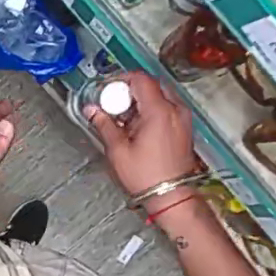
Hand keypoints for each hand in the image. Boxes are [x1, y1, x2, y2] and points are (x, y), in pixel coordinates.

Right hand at [86, 72, 198, 205]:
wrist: (171, 196)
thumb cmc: (148, 177)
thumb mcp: (118, 150)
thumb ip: (103, 124)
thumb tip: (91, 110)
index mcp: (159, 111)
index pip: (141, 79)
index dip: (121, 79)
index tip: (108, 89)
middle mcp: (175, 110)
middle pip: (152, 84)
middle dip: (130, 90)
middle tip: (114, 103)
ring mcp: (183, 119)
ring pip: (161, 95)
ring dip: (142, 100)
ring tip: (125, 118)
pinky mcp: (184, 128)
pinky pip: (168, 107)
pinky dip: (153, 109)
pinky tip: (139, 126)